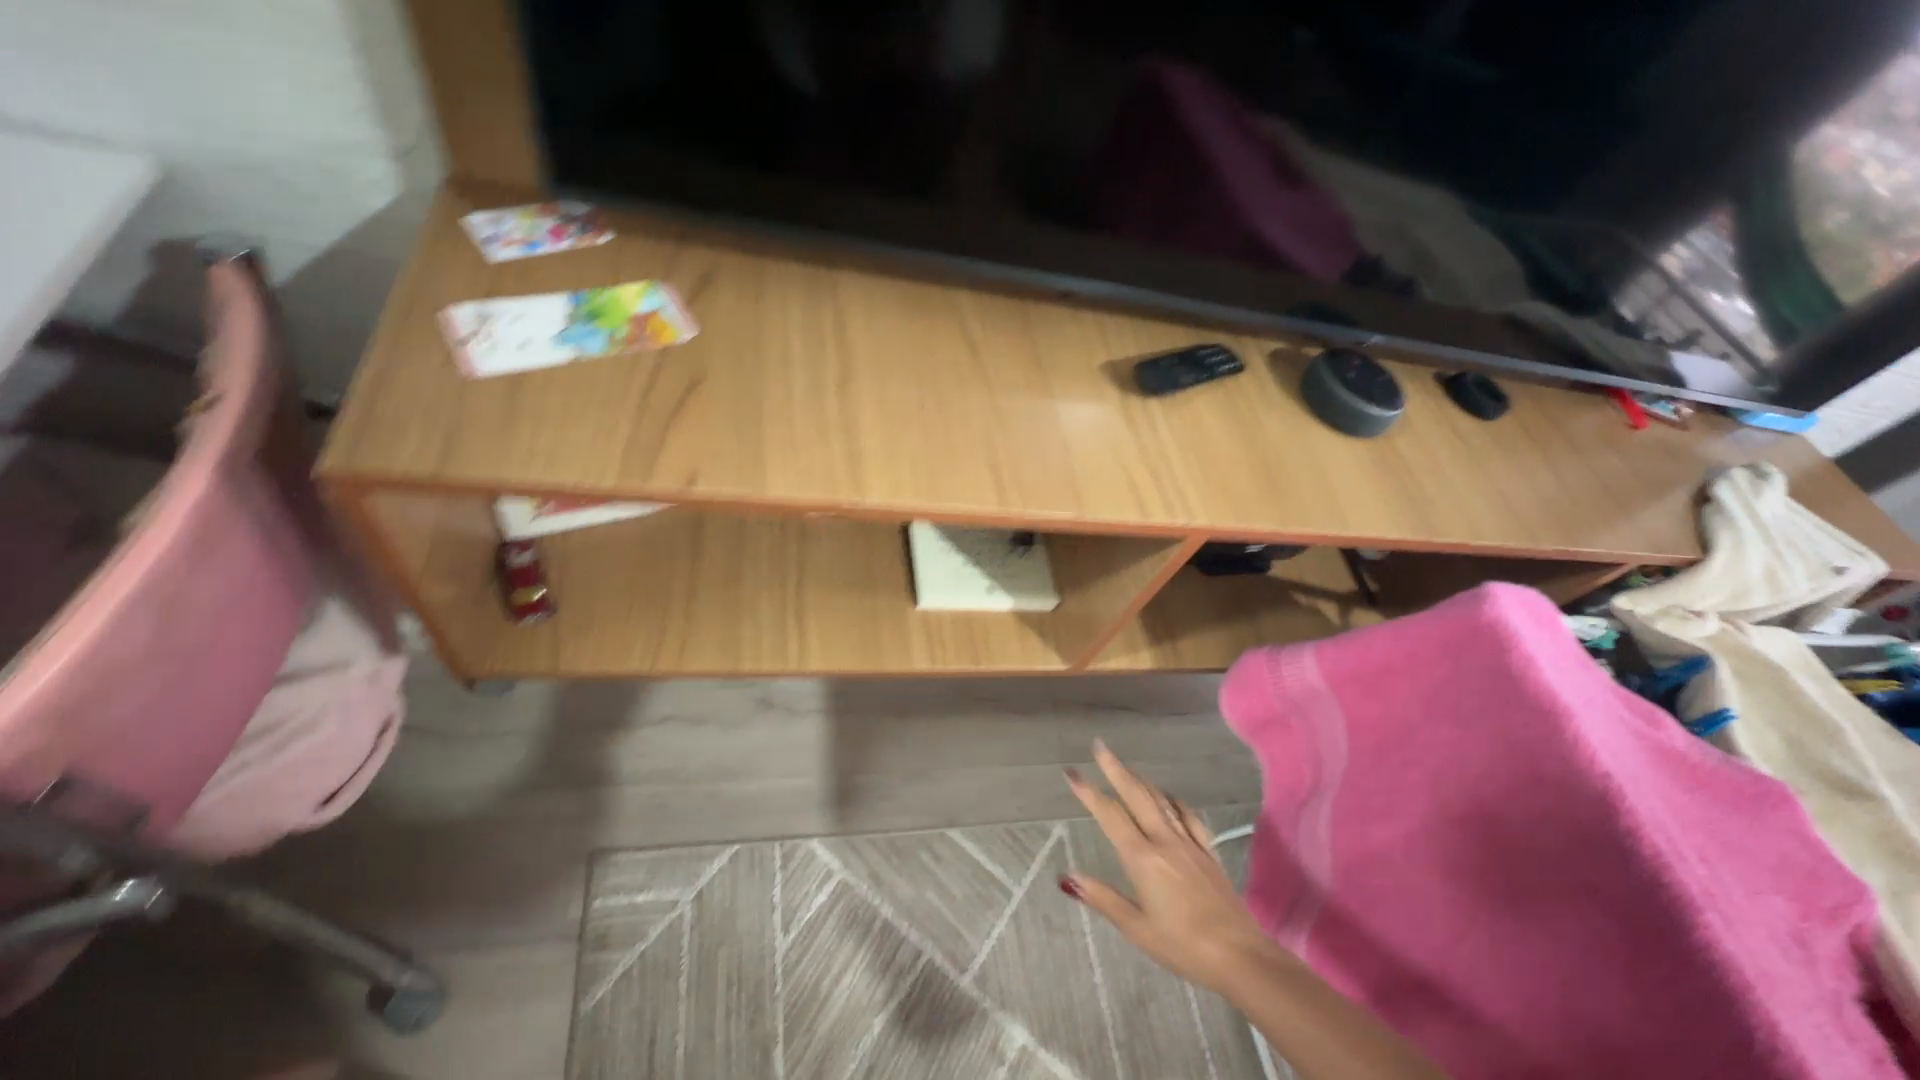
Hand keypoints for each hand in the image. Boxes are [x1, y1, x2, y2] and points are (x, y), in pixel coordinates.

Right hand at [1062, 741, 1283, 994]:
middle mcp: (1165, 842)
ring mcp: (1190, 845)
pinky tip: (1170, 798)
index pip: (1110, 816)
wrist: (1239, 954)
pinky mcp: (1208, 853)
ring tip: (1127, 768)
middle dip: (1116, 769)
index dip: (1089, 792)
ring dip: (1142, 781)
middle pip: (1137, 796)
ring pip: (1162, 801)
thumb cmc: (1182, 946)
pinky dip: (1174, 801)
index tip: (1072, 772)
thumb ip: (1103, 898)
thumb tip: (1067, 876)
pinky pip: (1188, 817)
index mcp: (1142, 859)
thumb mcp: (1136, 927)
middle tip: (1100, 747)